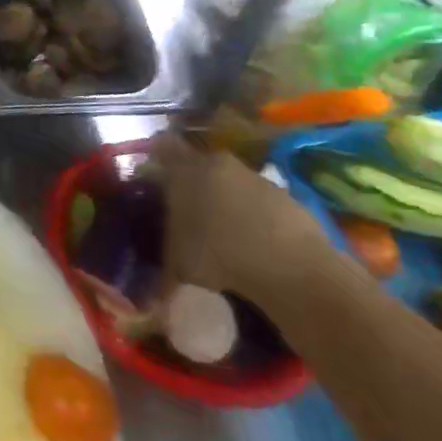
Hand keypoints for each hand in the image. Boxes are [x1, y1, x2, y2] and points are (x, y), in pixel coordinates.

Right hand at [149, 133, 333, 301]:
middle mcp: (217, 163)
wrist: (290, 264)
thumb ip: (163, 261)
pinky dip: (250, 213)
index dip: (157, 158)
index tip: (154, 176)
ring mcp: (254, 176)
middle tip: (184, 209)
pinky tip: (250, 240)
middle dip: (190, 182)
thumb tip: (151, 293)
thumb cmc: (218, 254)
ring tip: (220, 230)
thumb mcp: (177, 263)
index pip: (163, 146)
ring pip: (228, 180)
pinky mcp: (284, 193)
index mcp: (185, 170)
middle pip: (198, 164)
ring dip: (223, 198)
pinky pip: (256, 198)